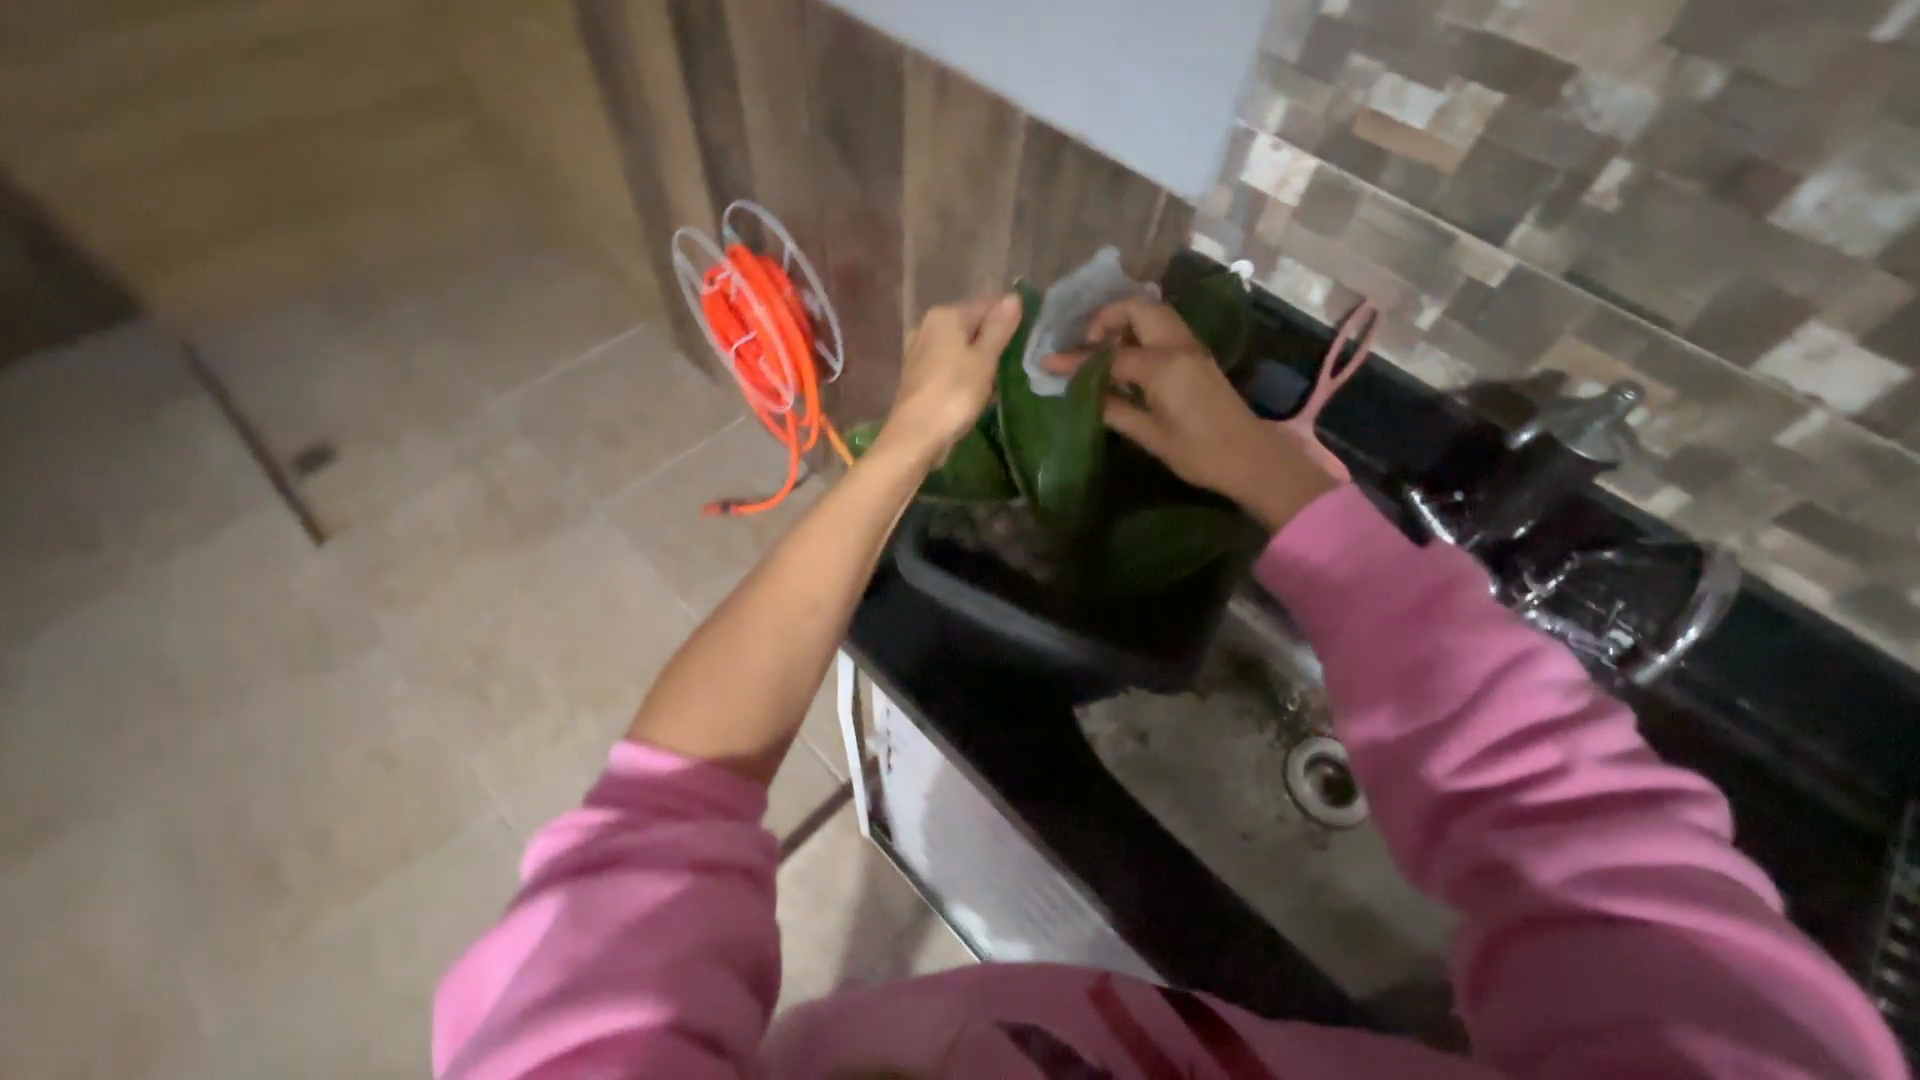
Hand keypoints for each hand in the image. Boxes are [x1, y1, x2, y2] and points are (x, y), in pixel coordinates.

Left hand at [876, 293, 1023, 464]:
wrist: (916, 436)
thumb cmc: (954, 394)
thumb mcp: (984, 359)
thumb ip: (999, 327)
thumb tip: (1013, 297)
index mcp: (944, 316)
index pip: (986, 305)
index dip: (1009, 319)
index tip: (1028, 338)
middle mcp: (927, 327)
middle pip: (970, 326)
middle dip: (993, 341)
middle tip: (1016, 361)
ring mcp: (918, 352)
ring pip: (959, 348)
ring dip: (979, 360)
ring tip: (1000, 378)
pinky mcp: (917, 376)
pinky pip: (948, 366)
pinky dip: (963, 373)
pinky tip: (976, 390)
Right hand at [1044, 296, 1338, 531]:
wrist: (1250, 458)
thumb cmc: (1199, 453)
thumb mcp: (1150, 436)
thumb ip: (1114, 409)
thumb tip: (1082, 394)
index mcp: (1163, 366)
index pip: (1109, 356)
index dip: (1076, 360)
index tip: (1048, 364)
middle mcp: (1177, 346)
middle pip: (1137, 309)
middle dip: (1106, 318)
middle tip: (1086, 345)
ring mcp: (1191, 348)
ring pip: (1154, 314)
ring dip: (1125, 322)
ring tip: (1103, 351)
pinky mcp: (1197, 356)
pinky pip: (1164, 329)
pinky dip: (1140, 333)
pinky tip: (1126, 360)